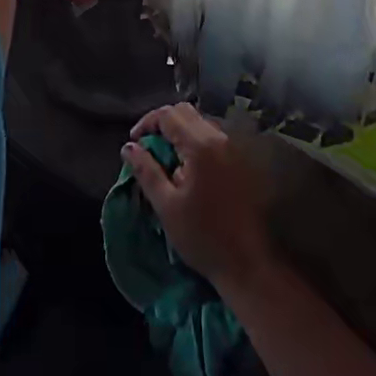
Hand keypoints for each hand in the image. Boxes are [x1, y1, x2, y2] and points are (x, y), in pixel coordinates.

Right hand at [123, 103, 275, 287]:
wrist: (247, 264)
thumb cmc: (202, 236)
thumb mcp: (166, 205)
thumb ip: (146, 171)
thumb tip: (128, 147)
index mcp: (201, 146)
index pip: (168, 114)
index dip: (147, 123)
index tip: (134, 143)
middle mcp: (220, 139)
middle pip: (186, 112)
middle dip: (162, 124)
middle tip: (148, 148)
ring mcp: (233, 148)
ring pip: (200, 122)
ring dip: (179, 132)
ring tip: (165, 159)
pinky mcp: (240, 160)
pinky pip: (213, 136)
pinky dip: (194, 141)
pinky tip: (187, 167)